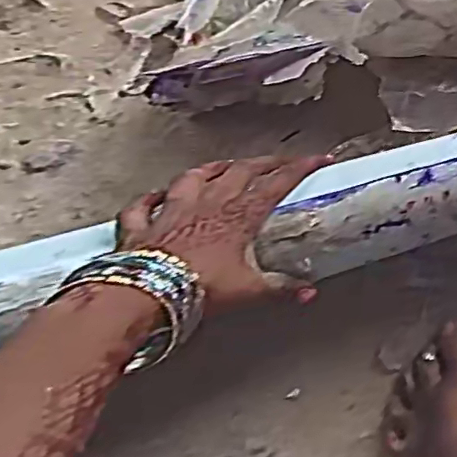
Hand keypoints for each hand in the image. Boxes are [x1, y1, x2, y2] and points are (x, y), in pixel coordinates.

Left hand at [116, 155, 330, 311]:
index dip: (301, 168)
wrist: (137, 297)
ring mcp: (172, 213)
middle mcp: (209, 206)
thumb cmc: (196, 289)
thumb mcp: (249, 292)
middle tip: (280, 160)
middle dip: (265, 162)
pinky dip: (148, 198)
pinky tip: (154, 194)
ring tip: (223, 165)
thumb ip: (282, 289)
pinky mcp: (139, 228)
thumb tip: (310, 293)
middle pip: (241, 172)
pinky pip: (141, 206)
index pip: (278, 183)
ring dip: (211, 169)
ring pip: (194, 179)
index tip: (318, 159)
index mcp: (240, 216)